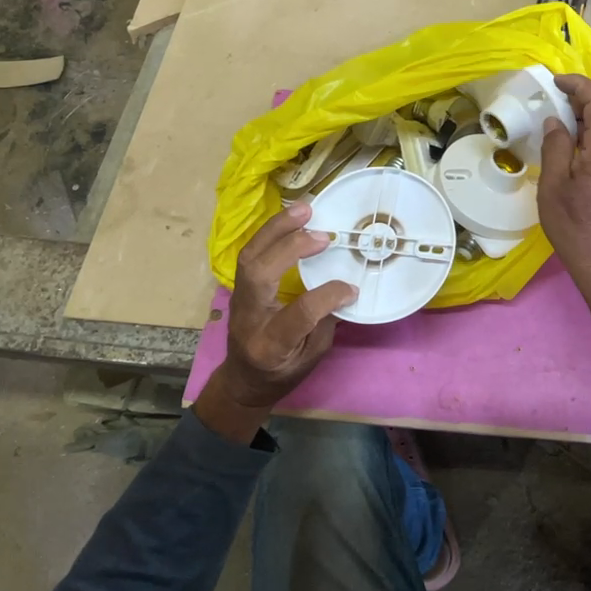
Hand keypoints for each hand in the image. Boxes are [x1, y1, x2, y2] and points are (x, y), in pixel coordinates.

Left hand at [197, 202, 356, 442]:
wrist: (243, 381)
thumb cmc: (282, 372)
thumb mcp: (311, 357)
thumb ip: (325, 321)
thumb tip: (346, 286)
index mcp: (270, 344)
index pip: (298, 313)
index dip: (328, 296)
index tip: (351, 287)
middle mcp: (249, 318)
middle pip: (258, 273)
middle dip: (289, 247)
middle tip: (321, 233)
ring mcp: (238, 299)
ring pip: (249, 256)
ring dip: (277, 228)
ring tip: (304, 208)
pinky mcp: (239, 285)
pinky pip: (251, 252)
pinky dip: (271, 231)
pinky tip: (292, 217)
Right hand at [539, 74, 590, 340]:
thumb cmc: (571, 223)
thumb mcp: (553, 183)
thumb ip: (555, 145)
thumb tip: (555, 121)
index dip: (578, 85)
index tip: (554, 81)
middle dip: (581, 94)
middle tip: (553, 94)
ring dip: (585, 110)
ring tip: (557, 110)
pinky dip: (588, 126)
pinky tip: (568, 133)